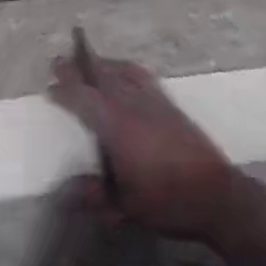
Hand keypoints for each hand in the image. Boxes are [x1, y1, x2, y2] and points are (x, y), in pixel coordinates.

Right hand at [47, 53, 242, 238]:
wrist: (216, 195)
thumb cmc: (166, 203)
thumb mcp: (123, 207)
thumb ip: (94, 195)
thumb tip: (69, 187)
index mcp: (118, 127)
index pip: (85, 100)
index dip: (66, 90)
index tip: (50, 85)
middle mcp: (135, 106)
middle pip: (104, 77)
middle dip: (81, 66)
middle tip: (61, 59)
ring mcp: (156, 102)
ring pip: (125, 72)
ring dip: (105, 64)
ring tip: (91, 61)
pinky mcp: (172, 105)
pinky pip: (143, 77)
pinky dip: (127, 69)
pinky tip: (126, 74)